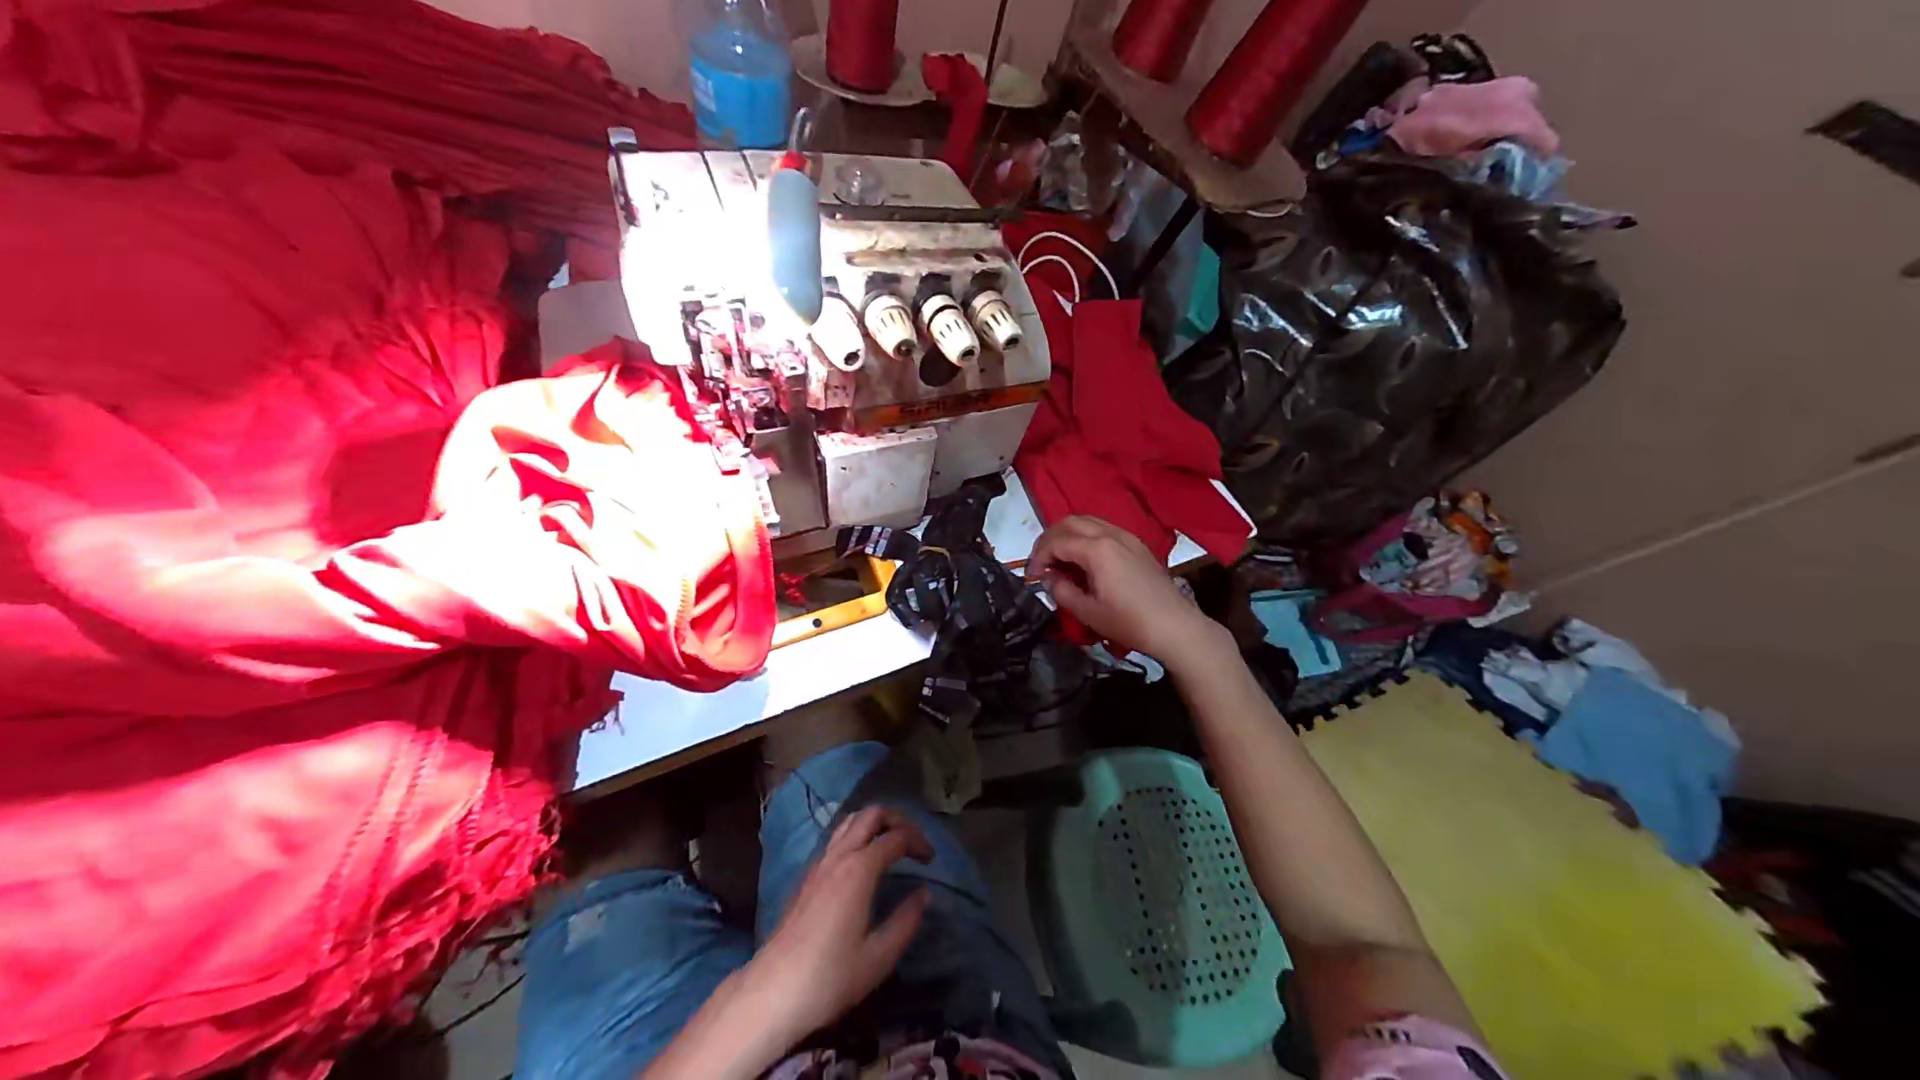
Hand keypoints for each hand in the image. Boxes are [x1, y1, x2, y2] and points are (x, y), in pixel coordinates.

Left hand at [743, 806, 933, 1041]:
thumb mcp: (879, 956)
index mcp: (859, 869)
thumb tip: (923, 893)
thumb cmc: (830, 977)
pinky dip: (857, 836)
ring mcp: (819, 864)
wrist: (772, 992)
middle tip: (913, 842)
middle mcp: (838, 856)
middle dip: (897, 819)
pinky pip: (836, 839)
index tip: (931, 860)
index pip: (896, 836)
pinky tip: (864, 861)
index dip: (919, 841)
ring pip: (850, 821)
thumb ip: (906, 920)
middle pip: (871, 814)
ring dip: (875, 823)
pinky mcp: (807, 877)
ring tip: (892, 844)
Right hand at [1025, 515, 1228, 671]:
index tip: (1032, 576)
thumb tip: (1049, 578)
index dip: (1038, 556)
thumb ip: (1061, 591)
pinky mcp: (1136, 544)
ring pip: (1087, 521)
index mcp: (1096, 549)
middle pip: (1069, 522)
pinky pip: (1103, 528)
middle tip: (1040, 562)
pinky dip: (1085, 536)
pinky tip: (1083, 559)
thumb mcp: (1087, 612)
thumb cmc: (1129, 622)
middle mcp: (1110, 534)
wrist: (1174, 626)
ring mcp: (1126, 536)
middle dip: (1049, 539)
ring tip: (1059, 560)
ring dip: (1067, 535)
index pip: (1056, 541)